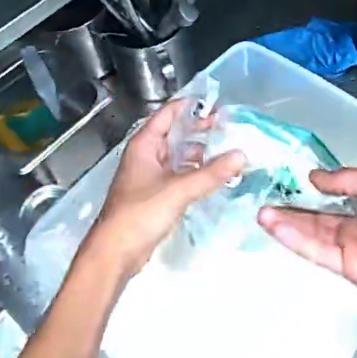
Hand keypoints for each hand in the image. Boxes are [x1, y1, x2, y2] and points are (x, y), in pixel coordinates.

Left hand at [81, 99, 245, 279]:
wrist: (115, 252)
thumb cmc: (140, 213)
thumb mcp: (178, 189)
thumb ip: (211, 173)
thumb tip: (241, 155)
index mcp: (145, 145)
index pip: (168, 114)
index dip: (190, 106)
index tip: (217, 104)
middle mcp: (146, 156)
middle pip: (175, 135)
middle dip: (200, 131)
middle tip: (229, 129)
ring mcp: (150, 176)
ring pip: (179, 157)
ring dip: (200, 154)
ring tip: (228, 153)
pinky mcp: (156, 196)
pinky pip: (179, 176)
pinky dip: (196, 174)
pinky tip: (215, 177)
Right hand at [257, 167, 356, 321]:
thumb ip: (354, 180)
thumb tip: (315, 177)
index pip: (335, 191)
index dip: (311, 186)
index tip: (284, 176)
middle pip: (319, 214)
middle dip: (292, 207)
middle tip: (261, 197)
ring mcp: (354, 248)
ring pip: (314, 234)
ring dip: (288, 224)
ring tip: (261, 213)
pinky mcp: (351, 271)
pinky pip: (320, 253)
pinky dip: (298, 242)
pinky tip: (279, 230)